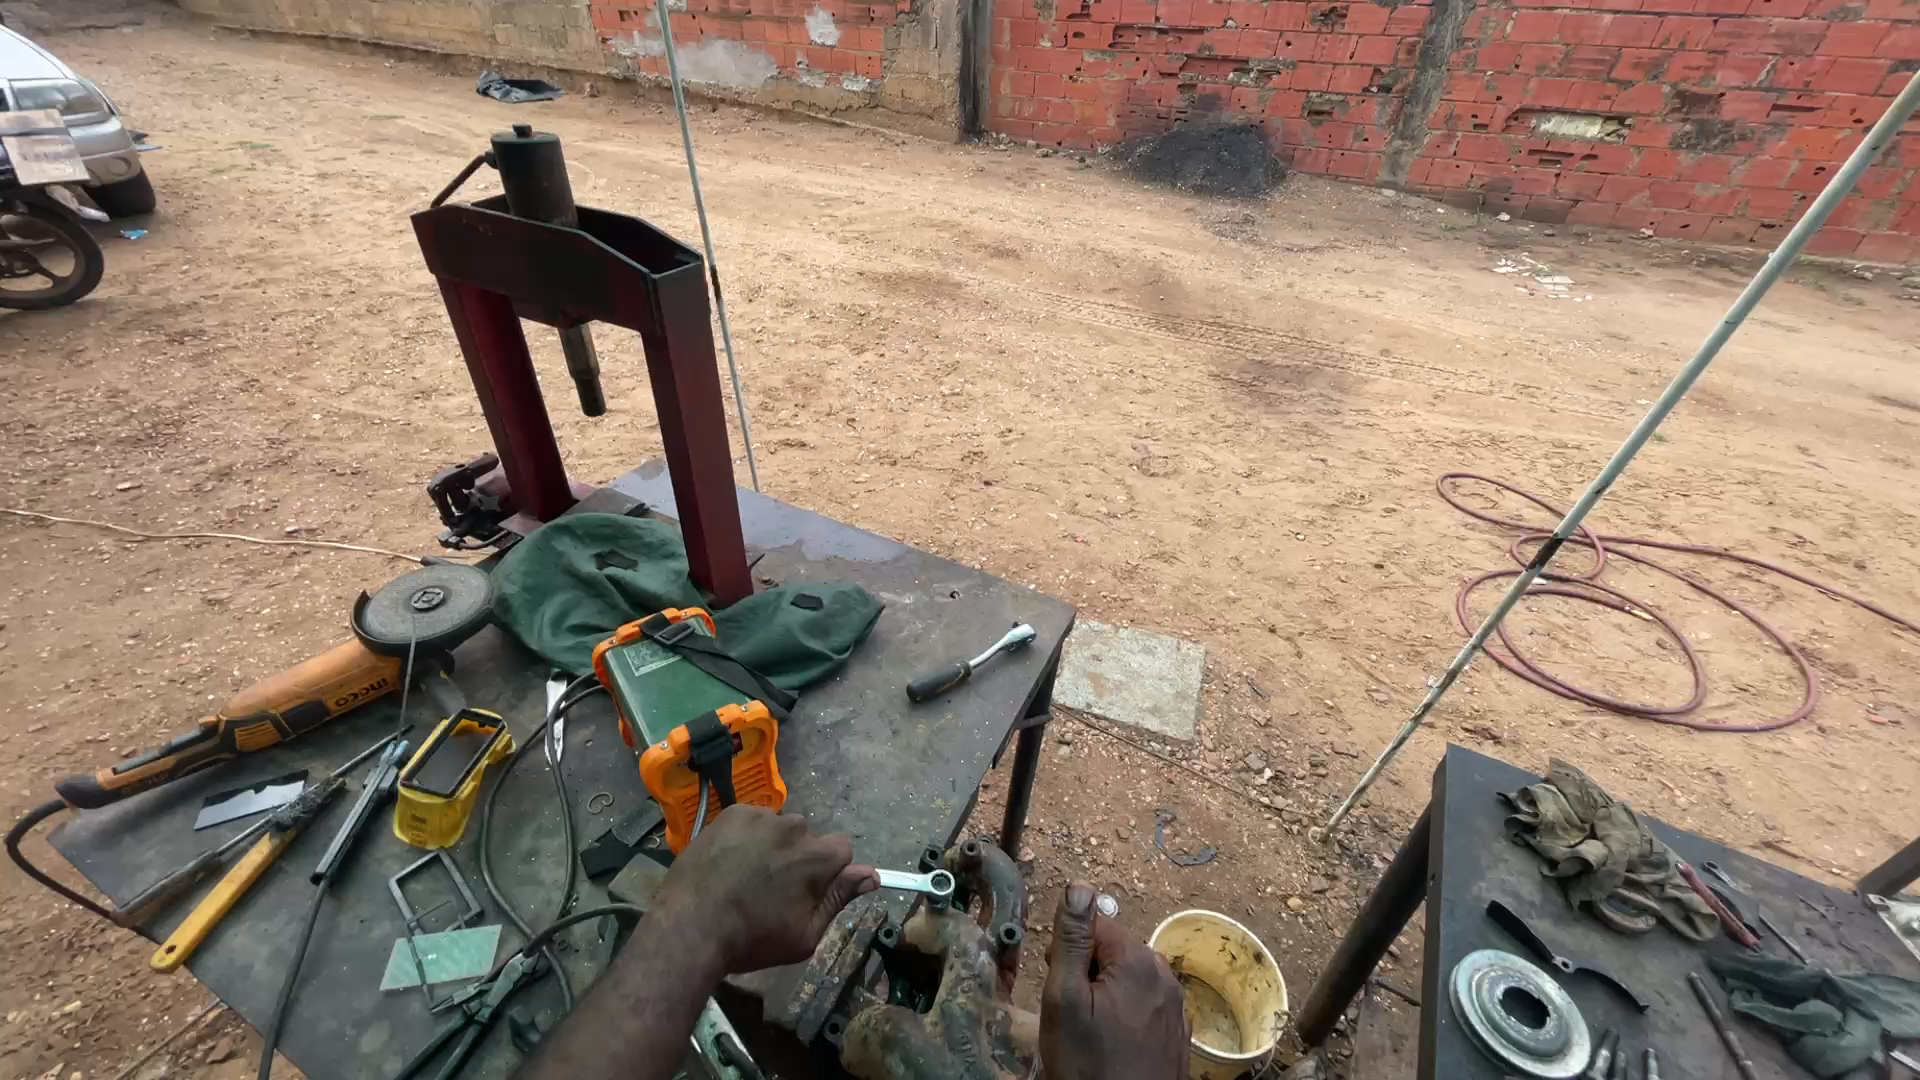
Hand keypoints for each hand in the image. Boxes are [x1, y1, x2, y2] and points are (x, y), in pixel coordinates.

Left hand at [651, 804, 876, 974]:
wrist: (689, 928)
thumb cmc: (752, 939)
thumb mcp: (804, 934)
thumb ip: (840, 899)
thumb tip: (872, 875)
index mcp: (818, 857)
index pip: (841, 850)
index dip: (827, 871)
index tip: (806, 891)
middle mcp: (795, 827)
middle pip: (807, 838)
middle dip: (796, 857)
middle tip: (769, 887)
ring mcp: (762, 816)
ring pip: (778, 827)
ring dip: (770, 844)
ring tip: (743, 874)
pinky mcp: (733, 813)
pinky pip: (750, 820)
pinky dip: (745, 835)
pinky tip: (728, 860)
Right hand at [1040, 881, 1190, 1079]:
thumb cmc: (1088, 1067)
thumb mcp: (1065, 999)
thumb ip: (1073, 938)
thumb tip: (1080, 885)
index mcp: (1140, 960)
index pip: (1095, 925)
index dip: (1071, 951)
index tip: (1061, 984)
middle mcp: (1166, 976)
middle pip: (1112, 951)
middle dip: (1088, 971)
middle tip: (1073, 1013)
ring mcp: (1176, 1008)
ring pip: (1127, 978)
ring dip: (1105, 995)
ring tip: (1090, 1032)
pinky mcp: (1178, 1036)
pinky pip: (1143, 1006)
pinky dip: (1125, 1017)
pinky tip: (1112, 1046)